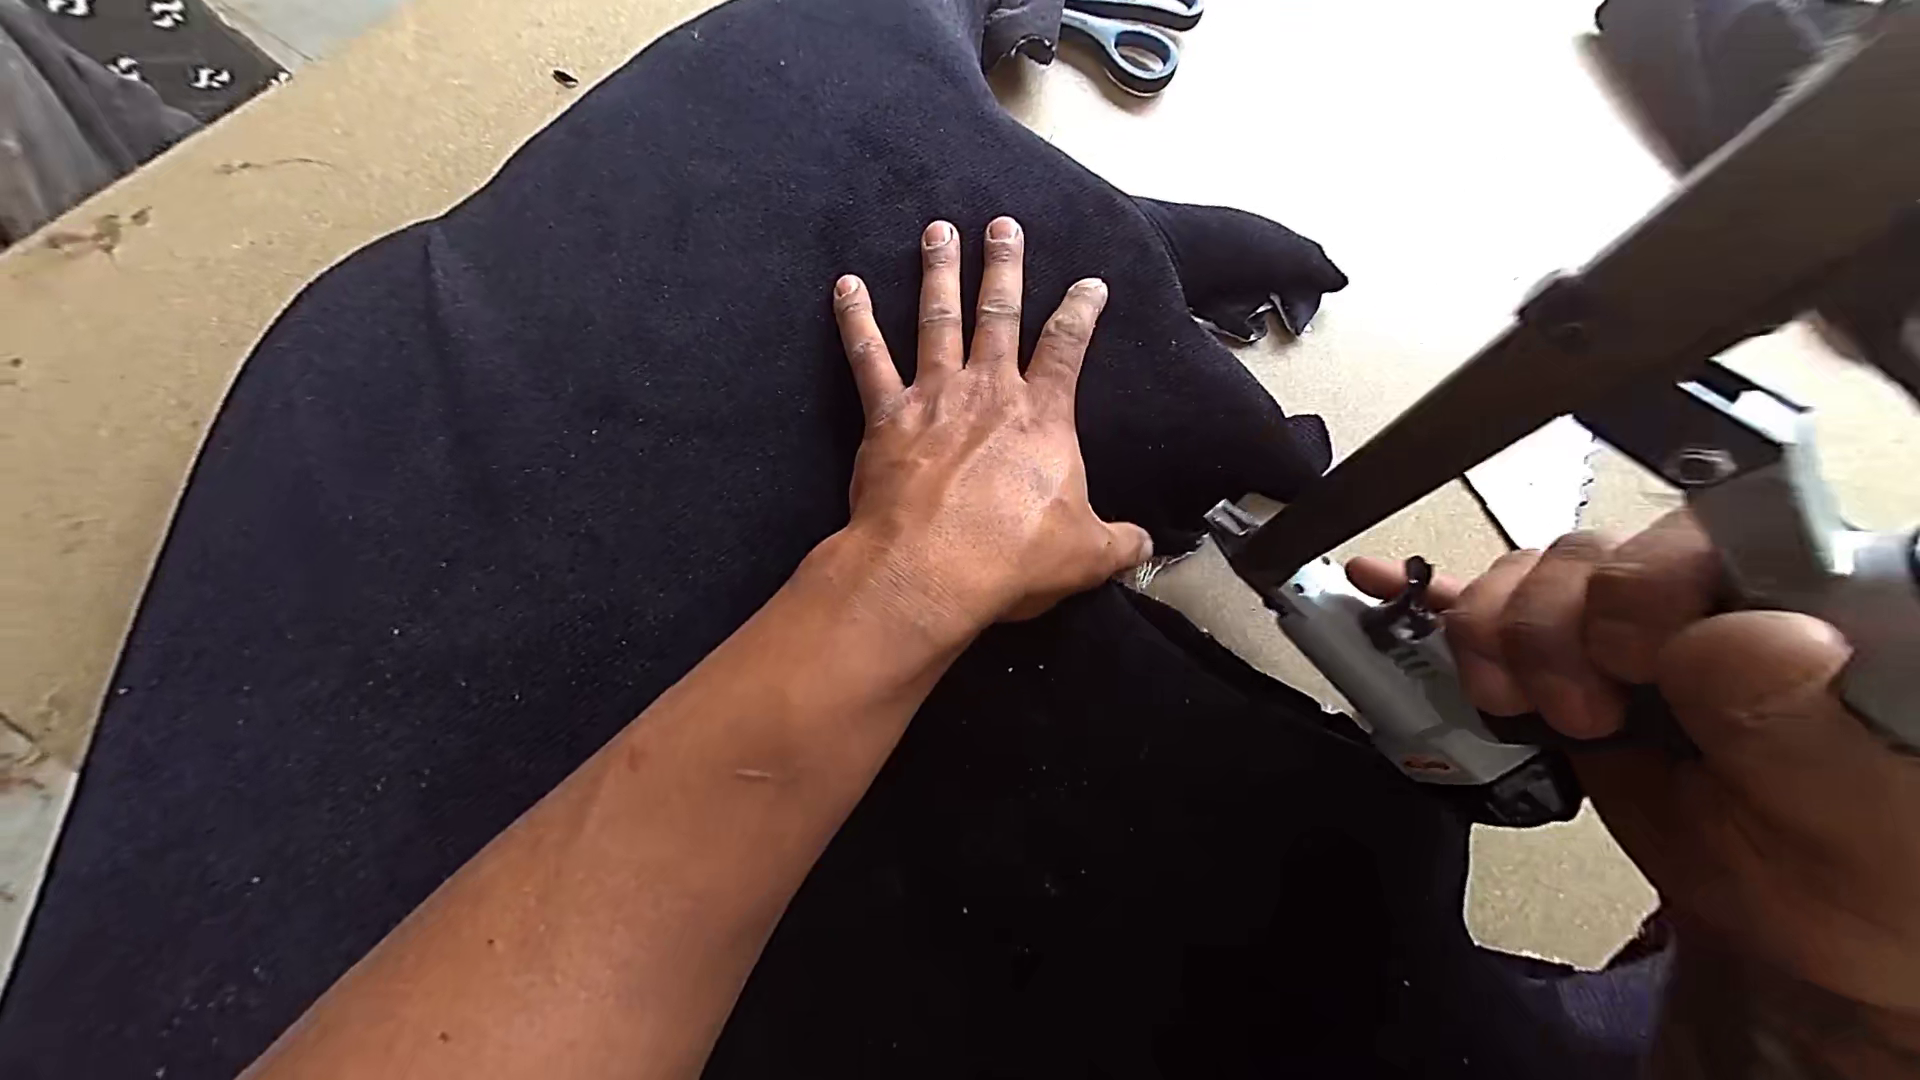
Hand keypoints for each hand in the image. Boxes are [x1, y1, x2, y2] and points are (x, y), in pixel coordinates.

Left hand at [827, 218, 1151, 635]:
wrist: (932, 568)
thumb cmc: (1010, 557)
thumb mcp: (1084, 554)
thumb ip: (1118, 543)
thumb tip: (1146, 547)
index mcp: (1041, 417)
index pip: (1067, 347)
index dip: (1081, 312)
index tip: (1089, 284)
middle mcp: (989, 392)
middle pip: (999, 314)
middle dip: (1004, 267)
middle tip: (1003, 226)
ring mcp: (936, 397)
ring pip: (938, 318)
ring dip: (939, 272)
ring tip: (938, 232)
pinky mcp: (888, 416)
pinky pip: (867, 357)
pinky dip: (854, 319)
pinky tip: (845, 285)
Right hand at [1348, 514, 1919, 1027]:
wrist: (1770, 905)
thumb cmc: (1837, 875)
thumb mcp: (1846, 817)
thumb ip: (1798, 724)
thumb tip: (1758, 633)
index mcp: (1803, 611)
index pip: (1699, 540)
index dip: (1639, 590)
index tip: (1633, 669)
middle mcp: (1701, 596)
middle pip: (1581, 560)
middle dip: (1552, 637)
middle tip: (1583, 715)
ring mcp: (1612, 620)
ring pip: (1514, 580)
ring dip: (1492, 641)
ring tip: (1524, 706)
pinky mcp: (1550, 648)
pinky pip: (1471, 601)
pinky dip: (1424, 597)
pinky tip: (1377, 582)